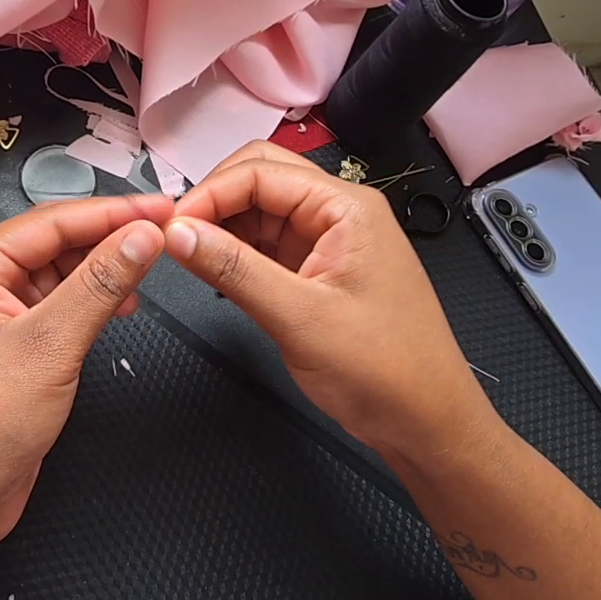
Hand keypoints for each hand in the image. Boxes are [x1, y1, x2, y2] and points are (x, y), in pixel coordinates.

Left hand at [0, 195, 175, 561]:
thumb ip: (100, 283)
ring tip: (149, 269)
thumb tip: (142, 236)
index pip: (53, 220)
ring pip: (61, 274)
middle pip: (57, 243)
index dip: (112, 212)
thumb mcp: (50, 346)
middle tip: (163, 234)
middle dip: (110, 238)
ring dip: (104, 271)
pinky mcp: (14, 347)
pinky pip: (59, 307)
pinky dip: (92, 303)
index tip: (160, 208)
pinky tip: (121, 305)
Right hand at [165, 142, 495, 454]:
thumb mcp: (300, 319)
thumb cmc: (388, 373)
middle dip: (214, 201)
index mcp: (345, 207)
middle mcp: (336, 213)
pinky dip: (235, 251)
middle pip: (259, 179)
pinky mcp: (315, 267)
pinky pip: (265, 242)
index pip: (261, 172)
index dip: (210, 193)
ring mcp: (326, 239)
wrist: (429, 427)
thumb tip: (179, 233)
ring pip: (258, 210)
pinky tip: (214, 268)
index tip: (172, 225)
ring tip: (189, 255)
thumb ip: (234, 270)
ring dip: (222, 226)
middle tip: (176, 235)